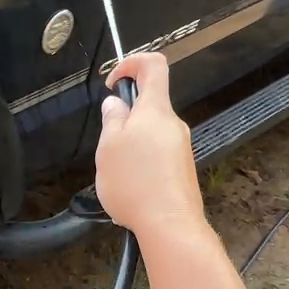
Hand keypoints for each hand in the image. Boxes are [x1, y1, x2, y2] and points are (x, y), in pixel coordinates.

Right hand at [95, 53, 207, 243]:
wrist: (168, 224)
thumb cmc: (135, 184)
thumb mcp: (108, 148)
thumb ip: (111, 120)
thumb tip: (115, 105)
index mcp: (155, 109)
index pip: (153, 65)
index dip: (131, 64)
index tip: (113, 82)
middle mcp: (172, 124)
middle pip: (149, 105)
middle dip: (124, 119)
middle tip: (108, 145)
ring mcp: (180, 147)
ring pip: (151, 134)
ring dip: (131, 146)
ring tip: (118, 173)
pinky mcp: (181, 170)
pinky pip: (157, 156)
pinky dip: (141, 165)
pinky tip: (131, 188)